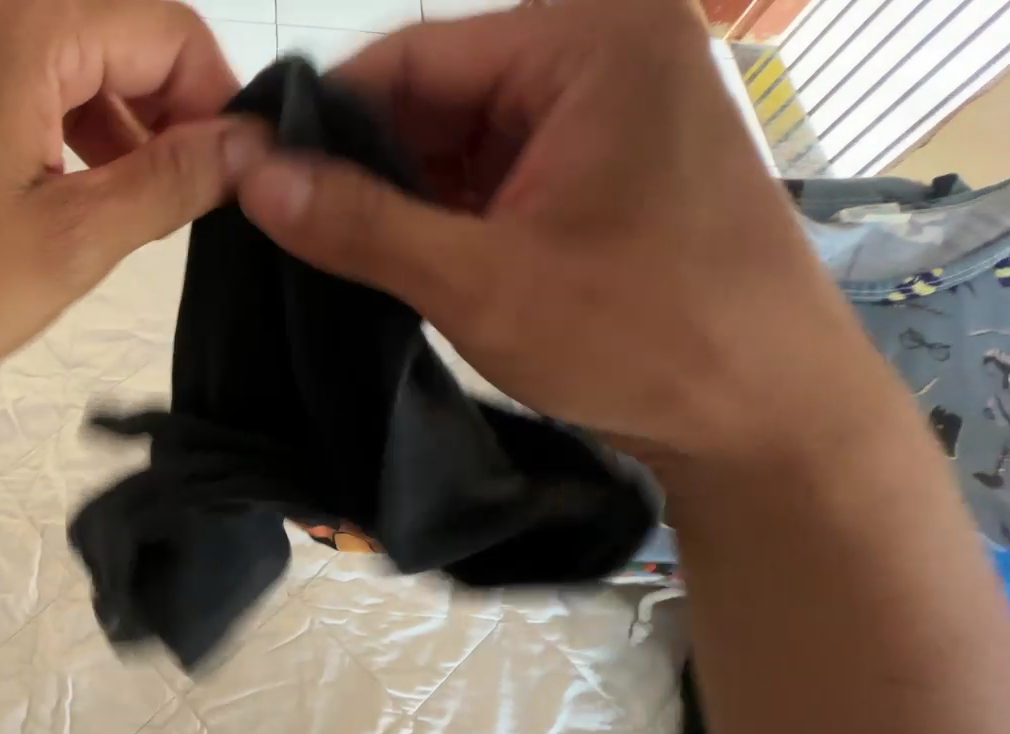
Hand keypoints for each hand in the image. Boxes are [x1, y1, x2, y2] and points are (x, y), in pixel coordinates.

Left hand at [0, 0, 266, 407]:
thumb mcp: (72, 242)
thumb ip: (171, 181)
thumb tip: (247, 145)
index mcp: (26, 20)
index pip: (169, 28)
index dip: (216, 102)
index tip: (235, 178)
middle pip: (119, 32)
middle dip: (167, 112)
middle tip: (185, 200)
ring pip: (70, 60)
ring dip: (117, 125)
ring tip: (131, 207)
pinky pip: (19, 83)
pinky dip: (62, 130)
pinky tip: (69, 194)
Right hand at [234, 0, 892, 467]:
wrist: (761, 414)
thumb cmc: (635, 335)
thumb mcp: (476, 279)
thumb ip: (358, 223)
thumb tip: (249, 175)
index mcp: (588, 43)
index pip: (413, 56)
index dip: (320, 117)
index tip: (248, 178)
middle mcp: (599, 56)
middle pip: (433, 96)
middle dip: (356, 164)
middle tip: (279, 228)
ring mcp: (600, 116)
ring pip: (453, 142)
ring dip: (391, 197)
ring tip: (324, 250)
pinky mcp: (593, 172)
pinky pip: (486, 176)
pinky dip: (433, 216)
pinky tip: (389, 257)